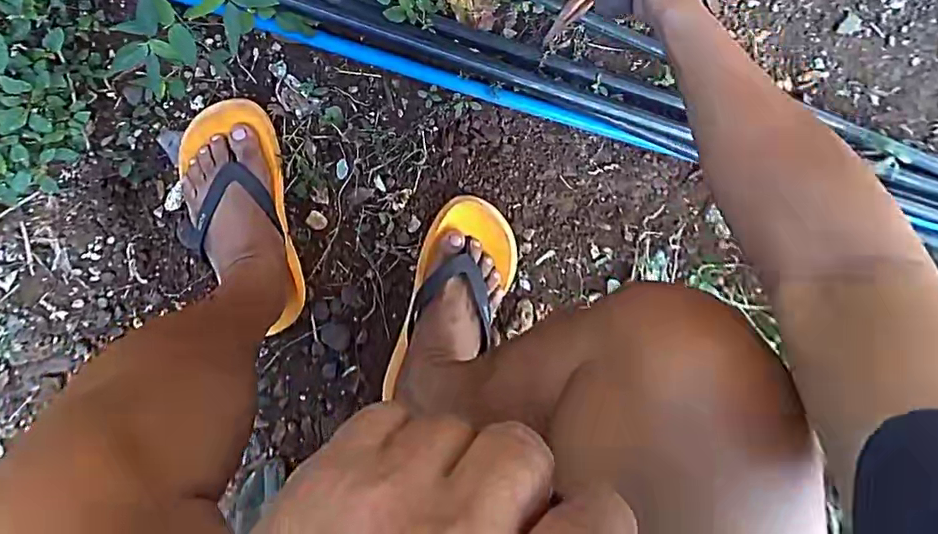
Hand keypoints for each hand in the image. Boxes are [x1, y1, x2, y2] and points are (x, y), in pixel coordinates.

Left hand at [254, 403, 633, 532]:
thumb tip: (546, 521)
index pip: (599, 516)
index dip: (591, 512)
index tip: (575, 515)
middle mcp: (450, 528)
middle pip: (522, 447)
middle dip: (510, 471)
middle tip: (479, 511)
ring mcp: (390, 489)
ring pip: (457, 420)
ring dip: (446, 451)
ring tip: (420, 495)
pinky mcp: (337, 460)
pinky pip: (391, 414)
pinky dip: (389, 438)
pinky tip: (374, 480)